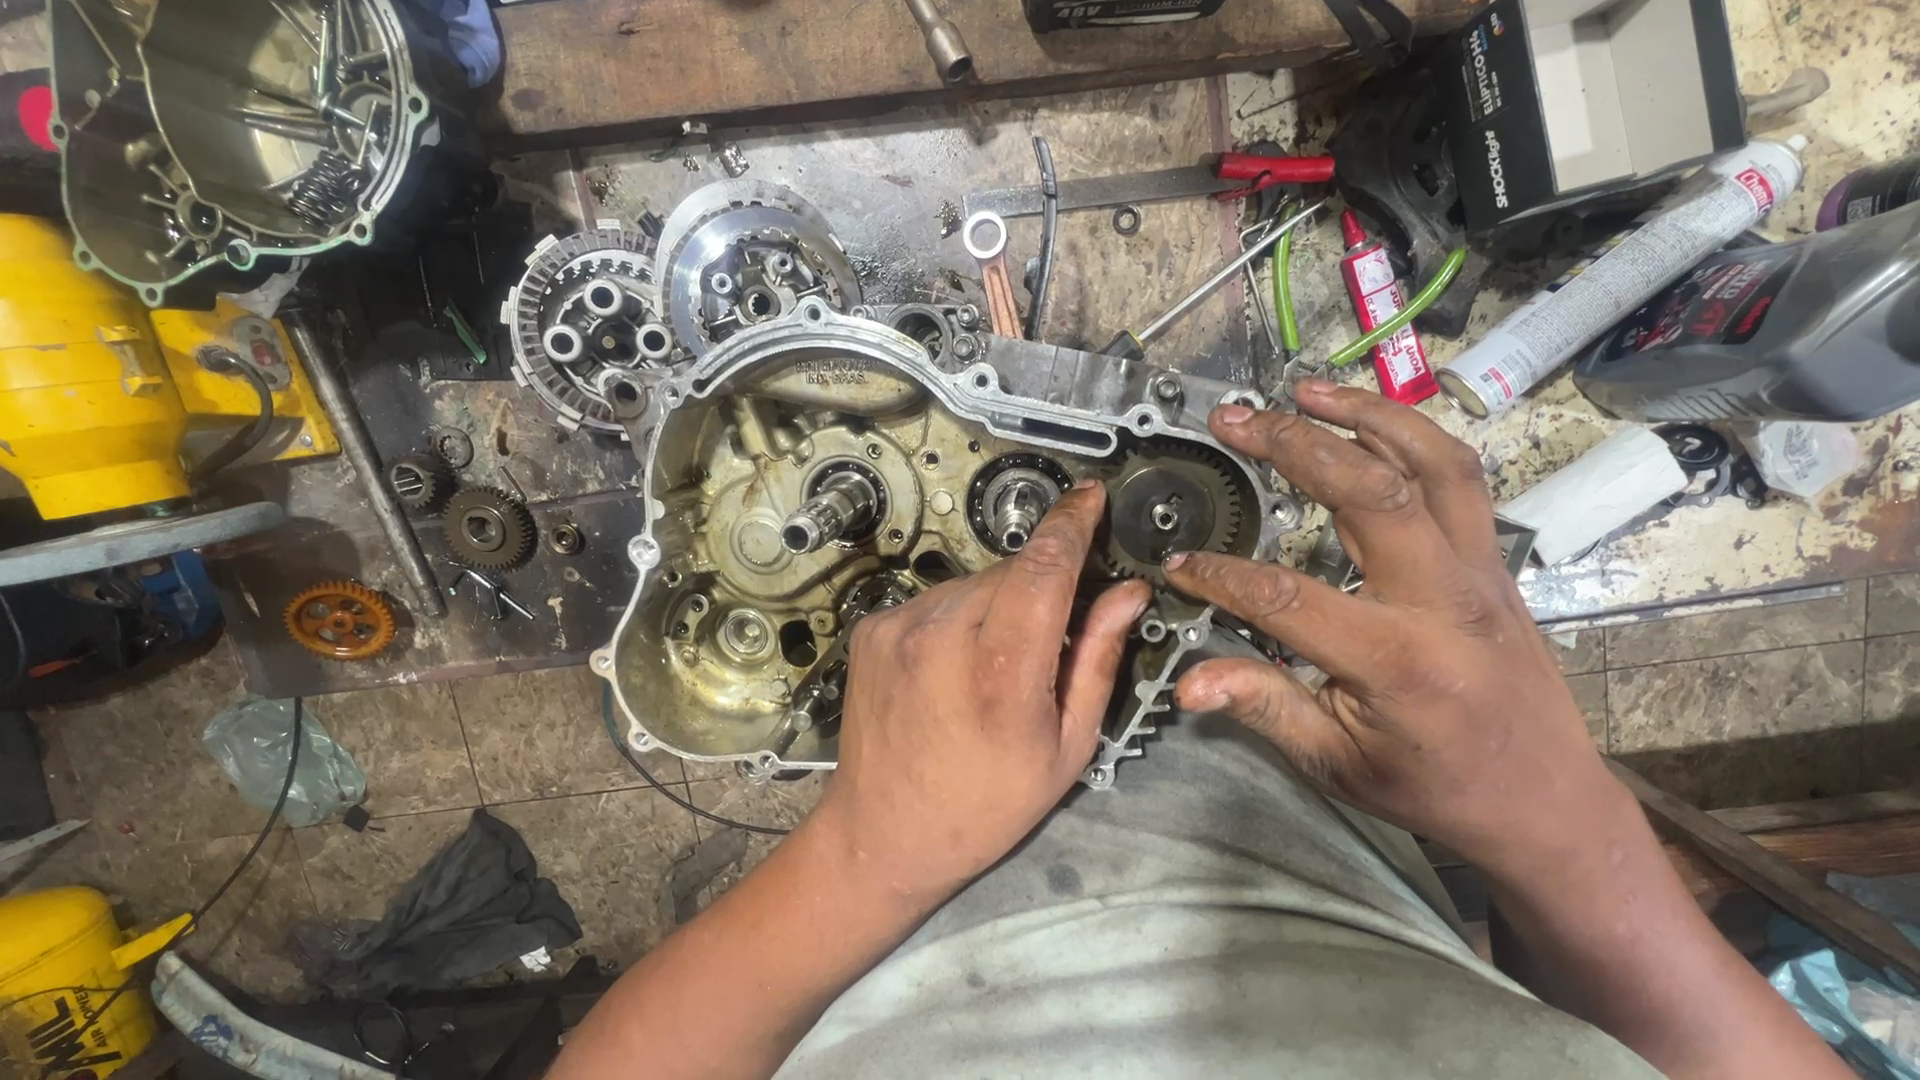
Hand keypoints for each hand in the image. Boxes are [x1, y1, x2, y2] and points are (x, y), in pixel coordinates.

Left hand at [815, 481, 1151, 901]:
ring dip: (997, 604)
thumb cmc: (985, 804)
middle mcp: (941, 636)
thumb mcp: (1066, 747)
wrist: (882, 833)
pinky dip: (957, 618)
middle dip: (1040, 587)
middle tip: (1048, 638)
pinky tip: (954, 667)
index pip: (1044, 568)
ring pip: (972, 584)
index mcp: (1001, 671)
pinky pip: (935, 601)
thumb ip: (1097, 659)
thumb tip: (1127, 593)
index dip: (1072, 525)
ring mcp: (898, 627)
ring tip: (993, 666)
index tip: (1090, 497)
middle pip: (1010, 572)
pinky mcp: (872, 629)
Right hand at [1165, 380, 1610, 870]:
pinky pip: (1460, 478)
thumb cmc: (1434, 788)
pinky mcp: (1494, 561)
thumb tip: (1188, 684)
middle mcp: (1444, 600)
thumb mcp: (1337, 763)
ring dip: (1364, 416)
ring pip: (1431, 464)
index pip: (1286, 598)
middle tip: (1234, 420)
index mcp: (1397, 661)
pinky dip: (1412, 436)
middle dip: (1294, 446)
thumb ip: (1264, 707)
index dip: (1221, 578)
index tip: (1179, 565)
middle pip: (1369, 493)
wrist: (1546, 800)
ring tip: (1303, 391)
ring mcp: (1480, 571)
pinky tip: (1367, 421)